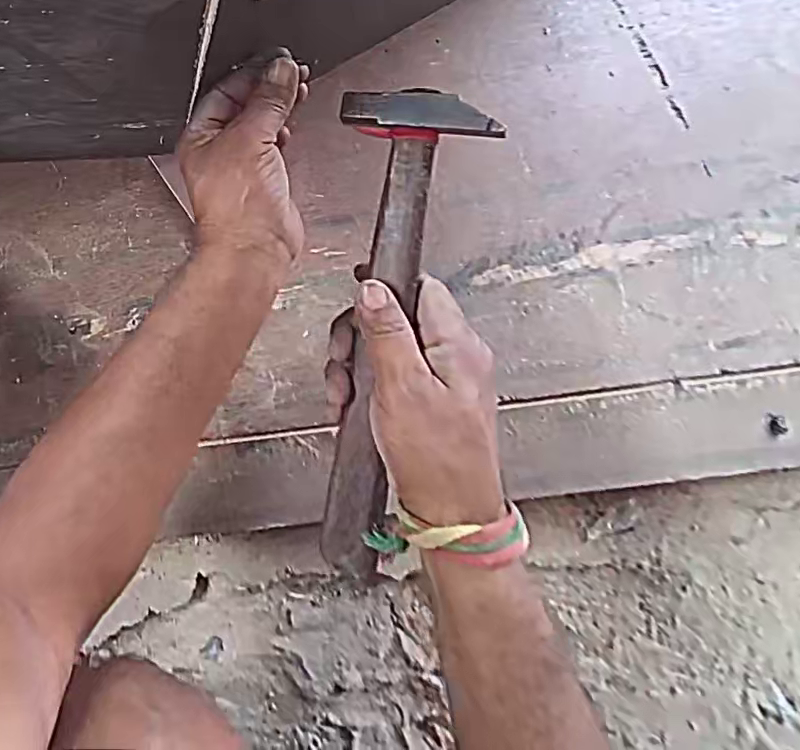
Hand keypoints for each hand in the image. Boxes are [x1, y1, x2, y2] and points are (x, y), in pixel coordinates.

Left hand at [176, 49, 308, 269]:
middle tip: (292, 70)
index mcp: (199, 136)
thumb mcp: (250, 139)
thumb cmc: (234, 206)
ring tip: (299, 86)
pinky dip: (285, 126)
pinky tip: (293, 119)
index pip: (222, 91)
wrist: (254, 246)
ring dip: (279, 103)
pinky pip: (273, 140)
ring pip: (260, 121)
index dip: (249, 73)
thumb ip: (267, 102)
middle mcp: (216, 148)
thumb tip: (279, 70)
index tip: (275, 60)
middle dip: (267, 86)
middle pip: (242, 104)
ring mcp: (240, 162)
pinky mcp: (262, 175)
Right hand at [325, 276, 505, 525]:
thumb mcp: (402, 386)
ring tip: (343, 391)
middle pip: (395, 315)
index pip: (421, 288)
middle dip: (357, 334)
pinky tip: (351, 404)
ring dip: (353, 363)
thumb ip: (387, 332)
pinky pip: (387, 371)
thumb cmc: (434, 456)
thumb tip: (373, 288)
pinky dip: (362, 383)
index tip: (354, 298)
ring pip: (384, 344)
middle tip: (341, 359)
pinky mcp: (427, 395)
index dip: (384, 286)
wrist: (449, 513)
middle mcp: (454, 355)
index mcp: (457, 345)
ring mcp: (441, 376)